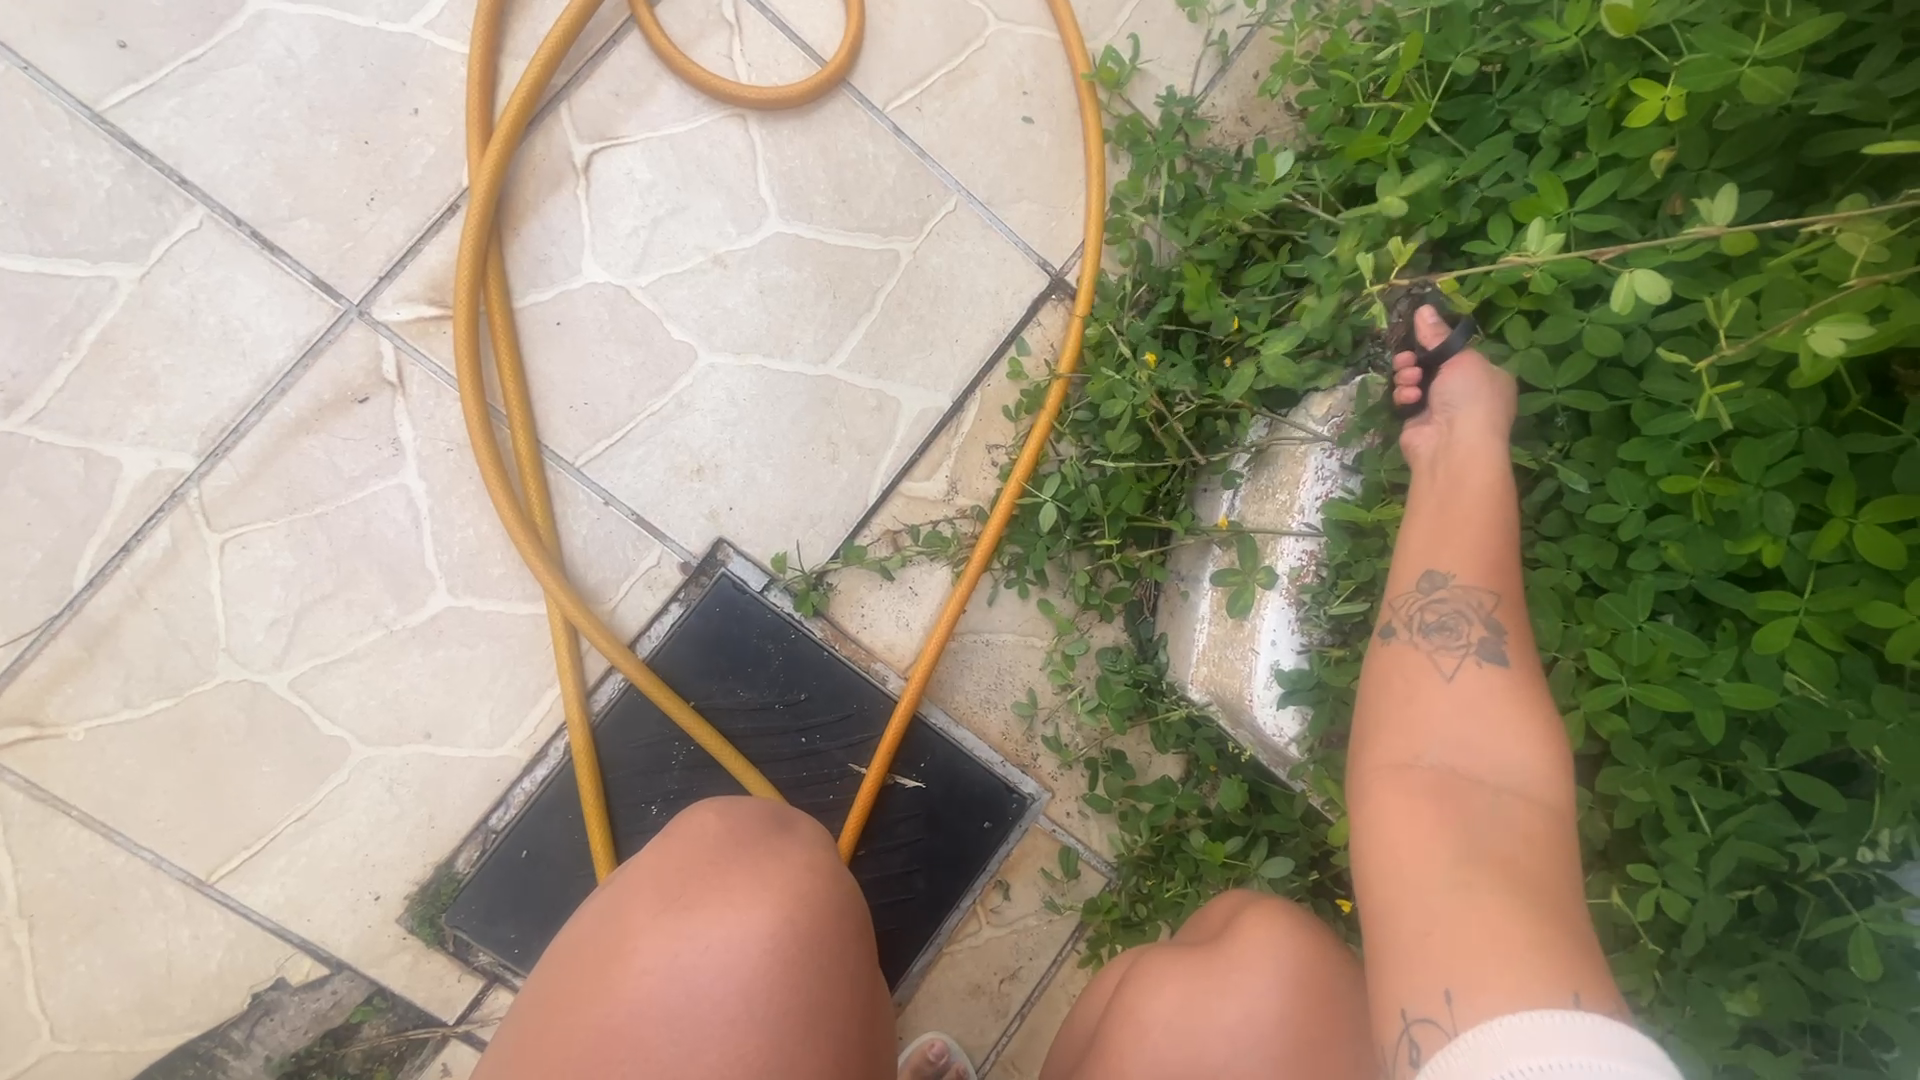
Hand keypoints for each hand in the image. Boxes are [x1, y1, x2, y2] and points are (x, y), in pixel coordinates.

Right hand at [1392, 305, 1516, 470]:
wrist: (1453, 444)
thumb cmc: (1470, 397)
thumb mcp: (1460, 358)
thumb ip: (1437, 335)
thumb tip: (1422, 308)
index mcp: (1487, 374)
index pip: (1458, 352)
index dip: (1437, 344)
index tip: (1421, 335)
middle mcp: (1464, 391)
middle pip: (1431, 364)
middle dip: (1416, 360)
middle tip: (1408, 360)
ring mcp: (1440, 408)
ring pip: (1414, 381)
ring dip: (1407, 377)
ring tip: (1410, 380)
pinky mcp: (1417, 420)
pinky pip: (1405, 400)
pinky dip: (1404, 397)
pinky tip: (1409, 400)